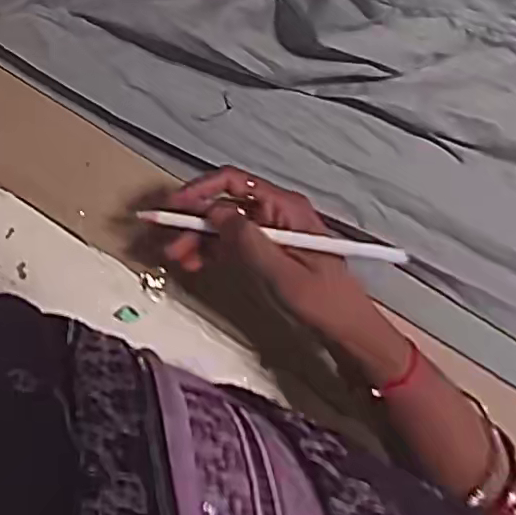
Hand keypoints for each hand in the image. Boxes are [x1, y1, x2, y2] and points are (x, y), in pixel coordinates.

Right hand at [160, 168, 393, 346]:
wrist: (347, 332)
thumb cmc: (323, 301)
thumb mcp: (280, 270)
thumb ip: (245, 238)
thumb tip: (213, 212)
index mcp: (284, 207)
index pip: (234, 182)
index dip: (200, 190)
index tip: (175, 206)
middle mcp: (274, 212)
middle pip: (223, 204)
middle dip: (193, 221)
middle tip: (169, 241)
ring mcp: (268, 230)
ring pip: (222, 224)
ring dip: (197, 238)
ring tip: (177, 257)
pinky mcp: (264, 249)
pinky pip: (229, 242)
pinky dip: (210, 250)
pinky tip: (195, 263)